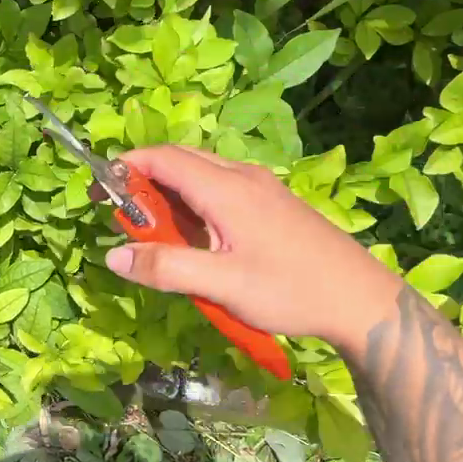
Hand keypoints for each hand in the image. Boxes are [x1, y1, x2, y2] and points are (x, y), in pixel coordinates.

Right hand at [102, 145, 403, 354]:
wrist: (365, 303)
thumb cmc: (292, 291)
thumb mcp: (221, 285)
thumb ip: (164, 268)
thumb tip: (112, 255)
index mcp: (227, 189)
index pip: (162, 158)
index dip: (123, 168)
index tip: (98, 192)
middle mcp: (242, 178)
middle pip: (177, 160)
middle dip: (139, 180)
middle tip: (117, 214)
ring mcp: (259, 189)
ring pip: (197, 174)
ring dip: (164, 194)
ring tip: (149, 232)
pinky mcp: (269, 204)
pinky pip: (215, 188)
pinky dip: (188, 203)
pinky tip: (189, 237)